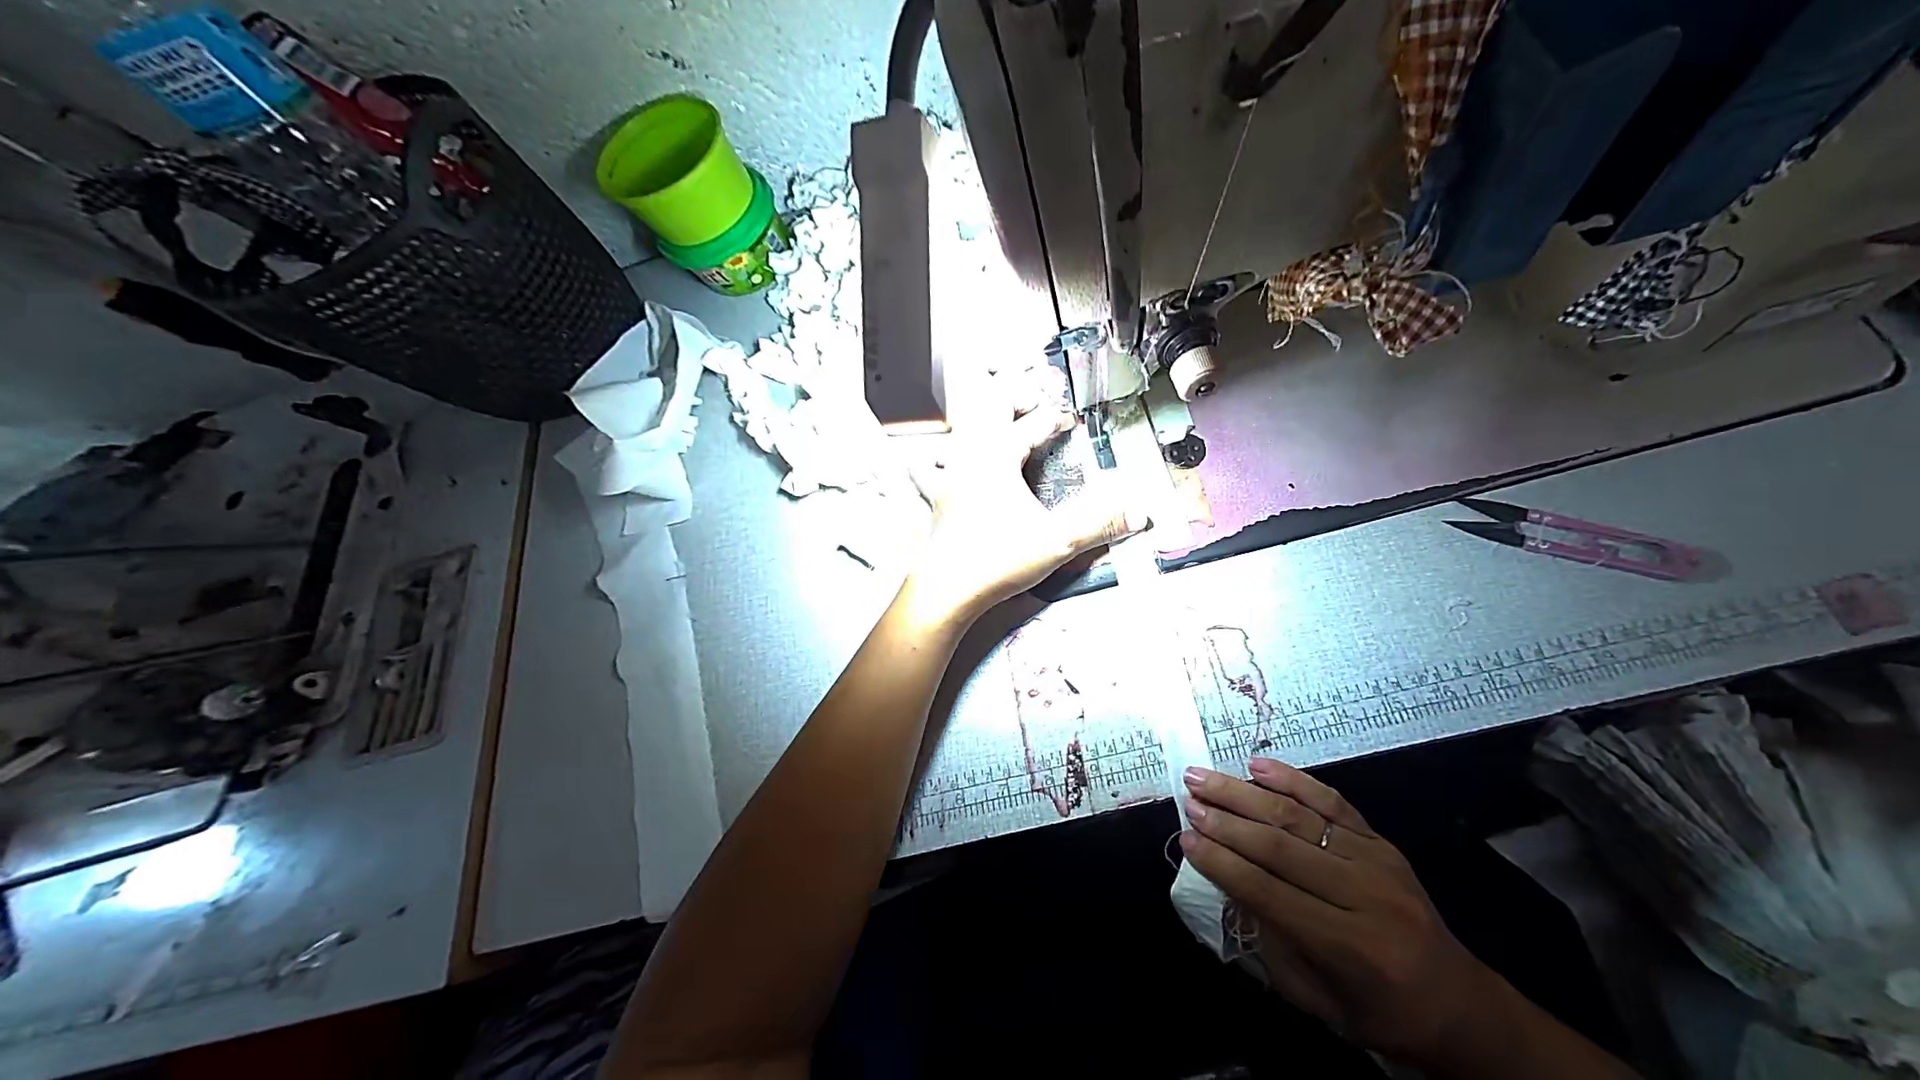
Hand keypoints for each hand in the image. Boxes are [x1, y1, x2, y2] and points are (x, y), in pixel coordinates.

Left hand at [903, 403, 1140, 624]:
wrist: (947, 592)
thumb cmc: (993, 564)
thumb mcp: (1057, 542)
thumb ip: (1099, 524)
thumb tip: (1136, 512)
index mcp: (997, 457)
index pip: (1033, 422)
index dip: (1056, 416)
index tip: (1069, 422)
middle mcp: (968, 457)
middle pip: (989, 404)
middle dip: (1015, 393)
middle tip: (1035, 396)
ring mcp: (948, 474)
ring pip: (958, 427)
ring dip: (980, 414)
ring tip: (997, 413)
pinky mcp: (936, 496)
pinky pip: (929, 463)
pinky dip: (937, 453)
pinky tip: (940, 457)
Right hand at [1179, 759, 1503, 1067]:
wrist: (1459, 1005)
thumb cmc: (1378, 1012)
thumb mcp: (1315, 998)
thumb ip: (1267, 940)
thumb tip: (1222, 882)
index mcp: (1349, 947)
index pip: (1269, 893)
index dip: (1222, 864)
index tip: (1185, 839)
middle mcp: (1366, 897)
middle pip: (1282, 847)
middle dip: (1227, 821)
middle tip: (1188, 800)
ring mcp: (1378, 862)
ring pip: (1300, 817)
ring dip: (1245, 793)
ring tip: (1205, 778)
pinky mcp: (1382, 843)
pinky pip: (1332, 802)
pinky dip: (1293, 780)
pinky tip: (1258, 765)